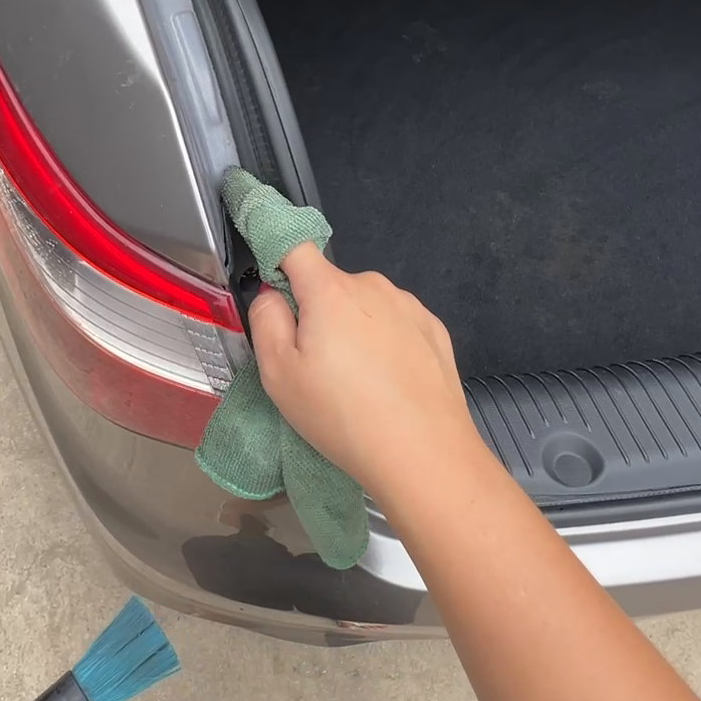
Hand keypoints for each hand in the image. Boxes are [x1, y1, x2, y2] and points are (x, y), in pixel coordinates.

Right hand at [248, 244, 483, 503]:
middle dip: (317, 313)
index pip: (294, 245)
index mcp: (330, 290)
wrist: (425, 455)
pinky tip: (389, 384)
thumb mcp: (279, 374)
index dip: (277, 257)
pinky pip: (396, 323)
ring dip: (353, 328)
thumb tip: (273, 294)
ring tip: (358, 383)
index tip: (275, 291)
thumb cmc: (342, 414)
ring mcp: (408, 306)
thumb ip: (266, 320)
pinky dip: (386, 343)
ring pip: (364, 305)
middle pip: (330, 284)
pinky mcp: (434, 330)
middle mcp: (372, 285)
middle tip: (316, 365)